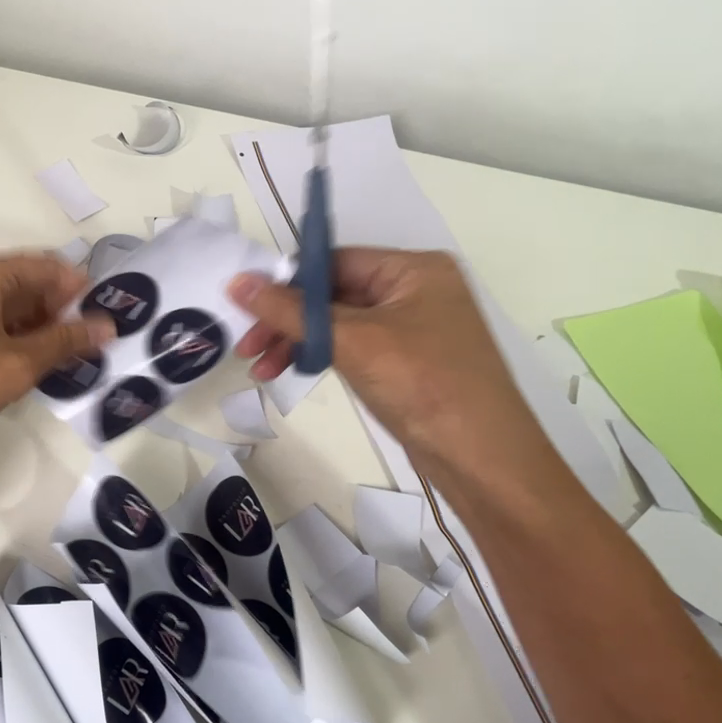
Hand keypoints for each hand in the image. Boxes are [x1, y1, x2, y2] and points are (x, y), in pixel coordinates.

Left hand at [0, 253, 114, 477]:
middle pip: (22, 281)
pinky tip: (25, 360)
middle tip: (86, 344)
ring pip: (2, 301)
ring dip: (32, 324)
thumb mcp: (17, 366)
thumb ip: (65, 341)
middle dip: (56, 309)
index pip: (44, 266)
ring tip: (61, 357)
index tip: (102, 318)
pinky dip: (7, 332)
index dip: (78, 290)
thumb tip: (106, 325)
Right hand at [228, 248, 545, 465]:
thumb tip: (237, 281)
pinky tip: (292, 372)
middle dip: (285, 319)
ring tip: (262, 370)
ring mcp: (411, 327)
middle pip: (330, 291)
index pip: (333, 260)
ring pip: (335, 321)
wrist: (484, 461)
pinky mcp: (405, 360)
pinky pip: (350, 345)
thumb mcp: (351, 341)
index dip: (286, 282)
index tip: (246, 309)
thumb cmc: (424, 386)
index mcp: (414, 269)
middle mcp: (414, 289)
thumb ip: (290, 310)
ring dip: (295, 341)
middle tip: (247, 348)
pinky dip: (319, 355)